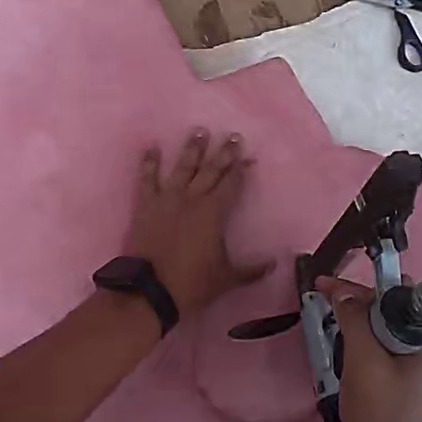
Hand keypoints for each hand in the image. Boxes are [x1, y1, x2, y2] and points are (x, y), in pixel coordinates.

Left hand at [124, 129, 271, 318]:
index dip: (242, 170)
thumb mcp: (227, 278)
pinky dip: (149, 162)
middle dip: (223, 152)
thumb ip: (252, 270)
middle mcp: (193, 199)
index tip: (249, 156)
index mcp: (215, 213)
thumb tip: (275, 264)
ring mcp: (168, 199)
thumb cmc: (192, 283)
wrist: (149, 290)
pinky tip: (151, 147)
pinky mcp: (147, 205)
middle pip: (212, 170)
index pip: (233, 184)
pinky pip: (148, 179)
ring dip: (192, 149)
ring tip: (199, 131)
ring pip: (183, 167)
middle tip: (232, 135)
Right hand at [319, 277, 421, 421]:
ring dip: (359, 326)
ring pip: (387, 331)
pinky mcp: (411, 379)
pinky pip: (387, 349)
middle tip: (325, 298)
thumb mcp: (363, 359)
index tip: (332, 284)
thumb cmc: (379, 412)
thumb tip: (342, 292)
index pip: (400, 298)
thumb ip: (354, 319)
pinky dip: (365, 344)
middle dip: (359, 306)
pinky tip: (345, 346)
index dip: (364, 289)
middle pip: (393, 313)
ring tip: (331, 319)